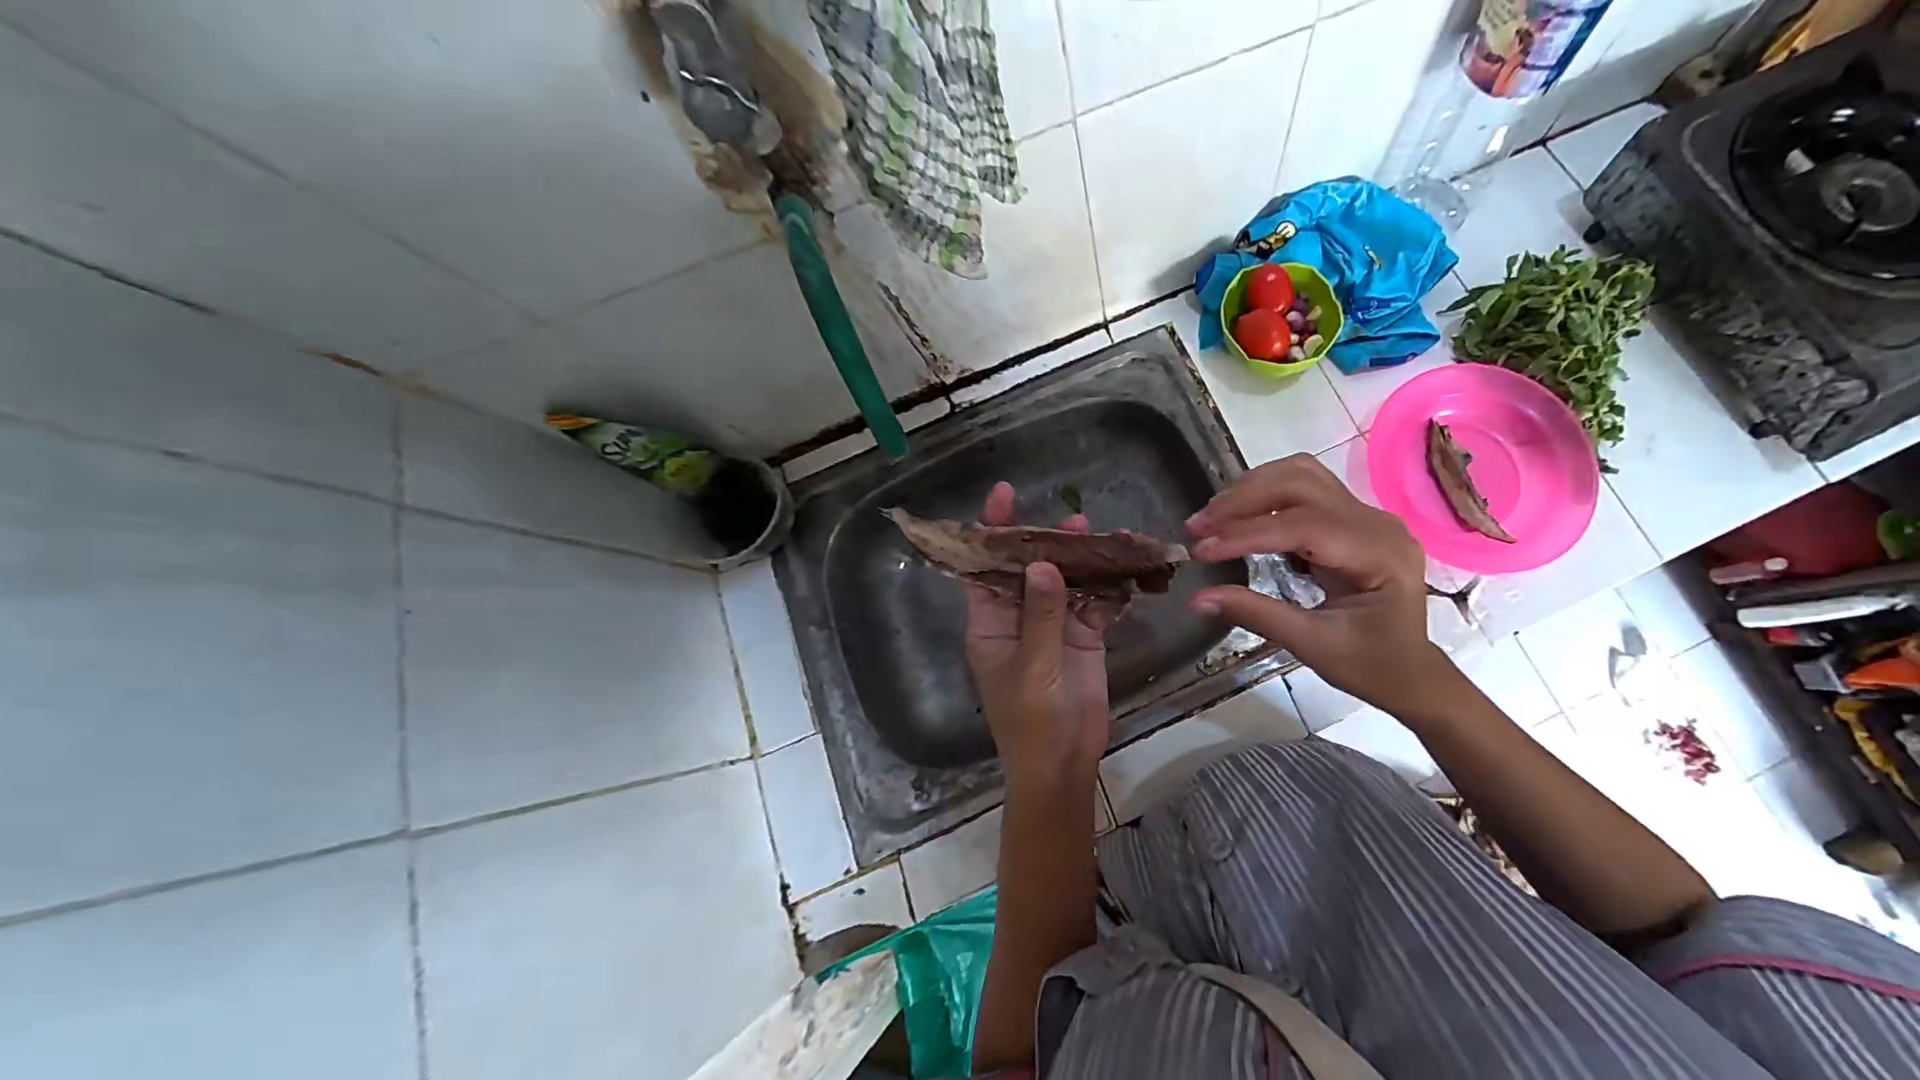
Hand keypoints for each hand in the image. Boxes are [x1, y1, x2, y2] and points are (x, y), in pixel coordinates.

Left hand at [963, 482, 1119, 788]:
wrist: (1063, 764)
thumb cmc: (1033, 722)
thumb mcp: (1034, 669)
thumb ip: (1041, 617)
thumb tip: (1042, 564)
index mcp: (990, 623)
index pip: (984, 568)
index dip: (990, 531)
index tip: (1003, 494)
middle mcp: (1018, 618)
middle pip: (1028, 568)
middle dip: (1046, 541)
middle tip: (1072, 517)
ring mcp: (1052, 627)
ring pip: (1064, 582)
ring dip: (1080, 559)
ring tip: (1101, 533)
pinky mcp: (1082, 638)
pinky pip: (1094, 605)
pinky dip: (1108, 587)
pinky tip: (1126, 566)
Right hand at [1185, 454, 1455, 717]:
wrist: (1411, 673)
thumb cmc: (1370, 664)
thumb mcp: (1311, 644)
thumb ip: (1255, 613)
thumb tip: (1197, 599)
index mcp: (1378, 553)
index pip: (1301, 525)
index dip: (1246, 534)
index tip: (1200, 550)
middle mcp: (1376, 522)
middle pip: (1300, 483)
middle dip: (1242, 501)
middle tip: (1198, 527)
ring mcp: (1365, 515)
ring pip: (1300, 475)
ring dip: (1250, 490)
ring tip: (1213, 518)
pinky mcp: (1349, 518)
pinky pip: (1303, 487)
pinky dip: (1264, 494)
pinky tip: (1238, 517)